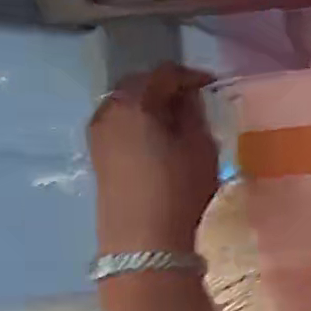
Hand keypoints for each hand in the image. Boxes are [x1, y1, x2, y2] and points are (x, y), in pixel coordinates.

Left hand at [88, 64, 219, 253]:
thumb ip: (194, 115)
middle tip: (196, 100)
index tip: (212, 85)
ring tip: (180, 121)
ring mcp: (98, 133)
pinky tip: (161, 139)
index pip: (163, 73)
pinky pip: (122, 124)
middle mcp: (108, 110)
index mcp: (134, 103)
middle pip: (138, 85)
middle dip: (167, 87)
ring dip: (153, 106)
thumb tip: (188, 98)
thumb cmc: (179, 188)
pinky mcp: (98, 155)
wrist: (143, 237)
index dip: (190, 75)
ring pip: (127, 105)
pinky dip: (142, 122)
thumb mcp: (200, 147)